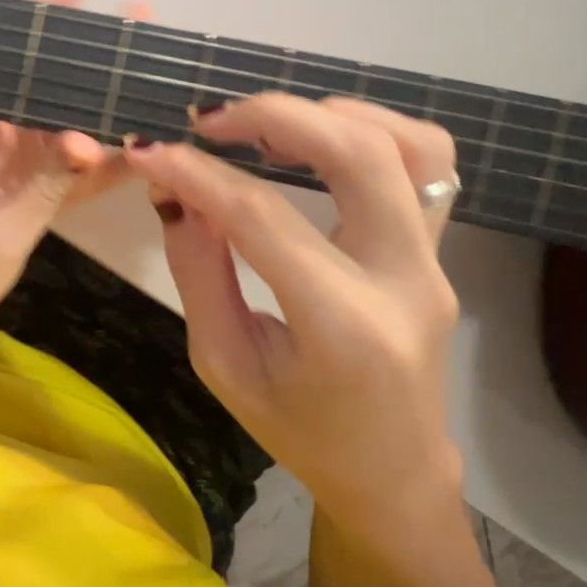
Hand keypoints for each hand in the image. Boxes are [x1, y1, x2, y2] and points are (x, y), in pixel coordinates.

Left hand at [0, 0, 141, 331]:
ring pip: (70, 122)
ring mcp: (20, 162)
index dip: (37, 26)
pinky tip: (148, 138)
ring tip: (155, 69)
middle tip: (140, 22)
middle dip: (91, 58)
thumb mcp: (2, 224)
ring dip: (108, 101)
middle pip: (48, 86)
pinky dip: (108, 156)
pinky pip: (77, 165)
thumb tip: (88, 139)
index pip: (8, 64)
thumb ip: (47, 180)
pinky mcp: (36, 188)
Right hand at [123, 94, 463, 543]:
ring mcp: (435, 261)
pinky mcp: (439, 249)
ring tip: (262, 124)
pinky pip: (426, 164)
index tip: (146, 151)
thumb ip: (197, 268)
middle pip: (358, 155)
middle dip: (273, 117)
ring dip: (329, 115)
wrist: (391, 471)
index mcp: (343, 324)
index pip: (262, 216)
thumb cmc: (297, 429)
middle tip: (206, 121)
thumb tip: (174, 191)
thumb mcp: (222, 361)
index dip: (196, 174)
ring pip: (409, 145)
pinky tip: (315, 137)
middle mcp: (405, 280)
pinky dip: (370, 130)